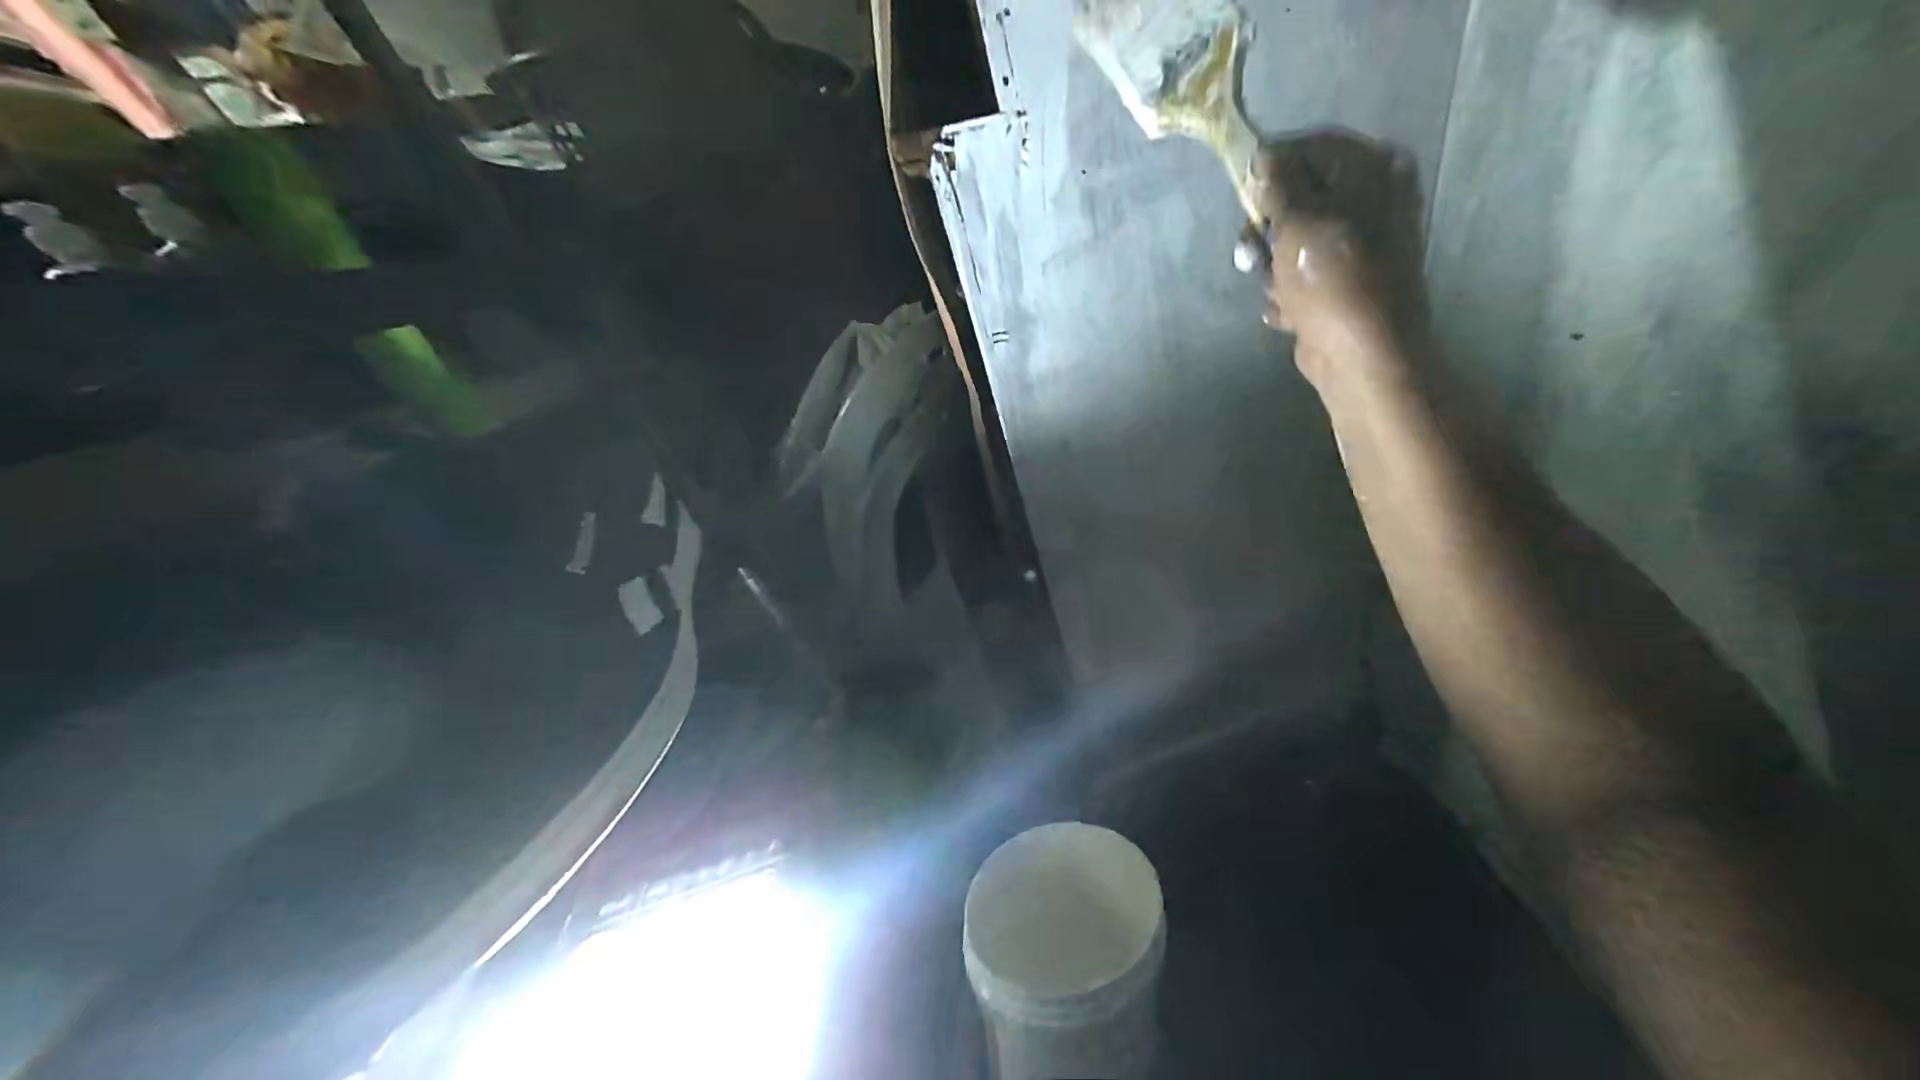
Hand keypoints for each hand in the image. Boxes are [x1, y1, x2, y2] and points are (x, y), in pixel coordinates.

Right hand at [1235, 131, 1422, 386]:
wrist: (1360, 352)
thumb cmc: (1331, 278)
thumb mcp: (1299, 220)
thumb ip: (1279, 183)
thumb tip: (1264, 154)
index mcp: (1371, 172)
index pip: (1312, 147)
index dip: (1272, 165)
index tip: (1243, 190)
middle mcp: (1370, 201)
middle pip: (1297, 198)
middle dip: (1266, 227)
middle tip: (1250, 251)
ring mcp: (1355, 247)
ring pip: (1291, 241)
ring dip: (1270, 266)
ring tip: (1272, 289)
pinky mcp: (1338, 284)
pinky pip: (1298, 276)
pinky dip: (1285, 292)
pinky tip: (1285, 310)